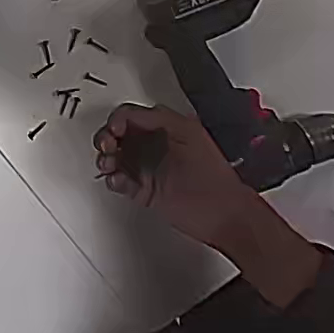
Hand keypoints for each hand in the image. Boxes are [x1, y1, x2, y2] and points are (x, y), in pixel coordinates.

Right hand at [94, 103, 268, 250]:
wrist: (225, 217)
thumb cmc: (214, 179)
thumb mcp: (185, 133)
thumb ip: (157, 119)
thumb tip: (129, 115)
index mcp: (167, 128)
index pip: (131, 115)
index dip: (118, 120)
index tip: (114, 130)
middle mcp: (157, 146)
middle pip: (118, 134)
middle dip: (107, 138)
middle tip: (107, 146)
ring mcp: (150, 169)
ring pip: (116, 157)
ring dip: (107, 158)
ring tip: (109, 165)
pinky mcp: (146, 190)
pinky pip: (120, 181)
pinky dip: (114, 179)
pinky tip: (118, 180)